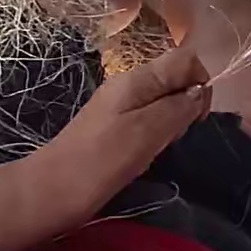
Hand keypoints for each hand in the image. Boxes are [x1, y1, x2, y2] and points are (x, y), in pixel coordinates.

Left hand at [27, 45, 211, 221]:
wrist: (50, 191)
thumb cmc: (100, 161)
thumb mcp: (146, 133)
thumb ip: (177, 108)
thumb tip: (200, 91)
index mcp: (137, 78)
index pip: (184, 59)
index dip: (201, 82)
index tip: (196, 118)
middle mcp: (129, 83)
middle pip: (175, 78)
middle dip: (187, 105)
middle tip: (172, 137)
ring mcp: (119, 103)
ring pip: (164, 100)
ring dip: (172, 122)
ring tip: (157, 148)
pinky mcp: (113, 124)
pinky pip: (148, 118)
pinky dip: (156, 134)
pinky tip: (144, 154)